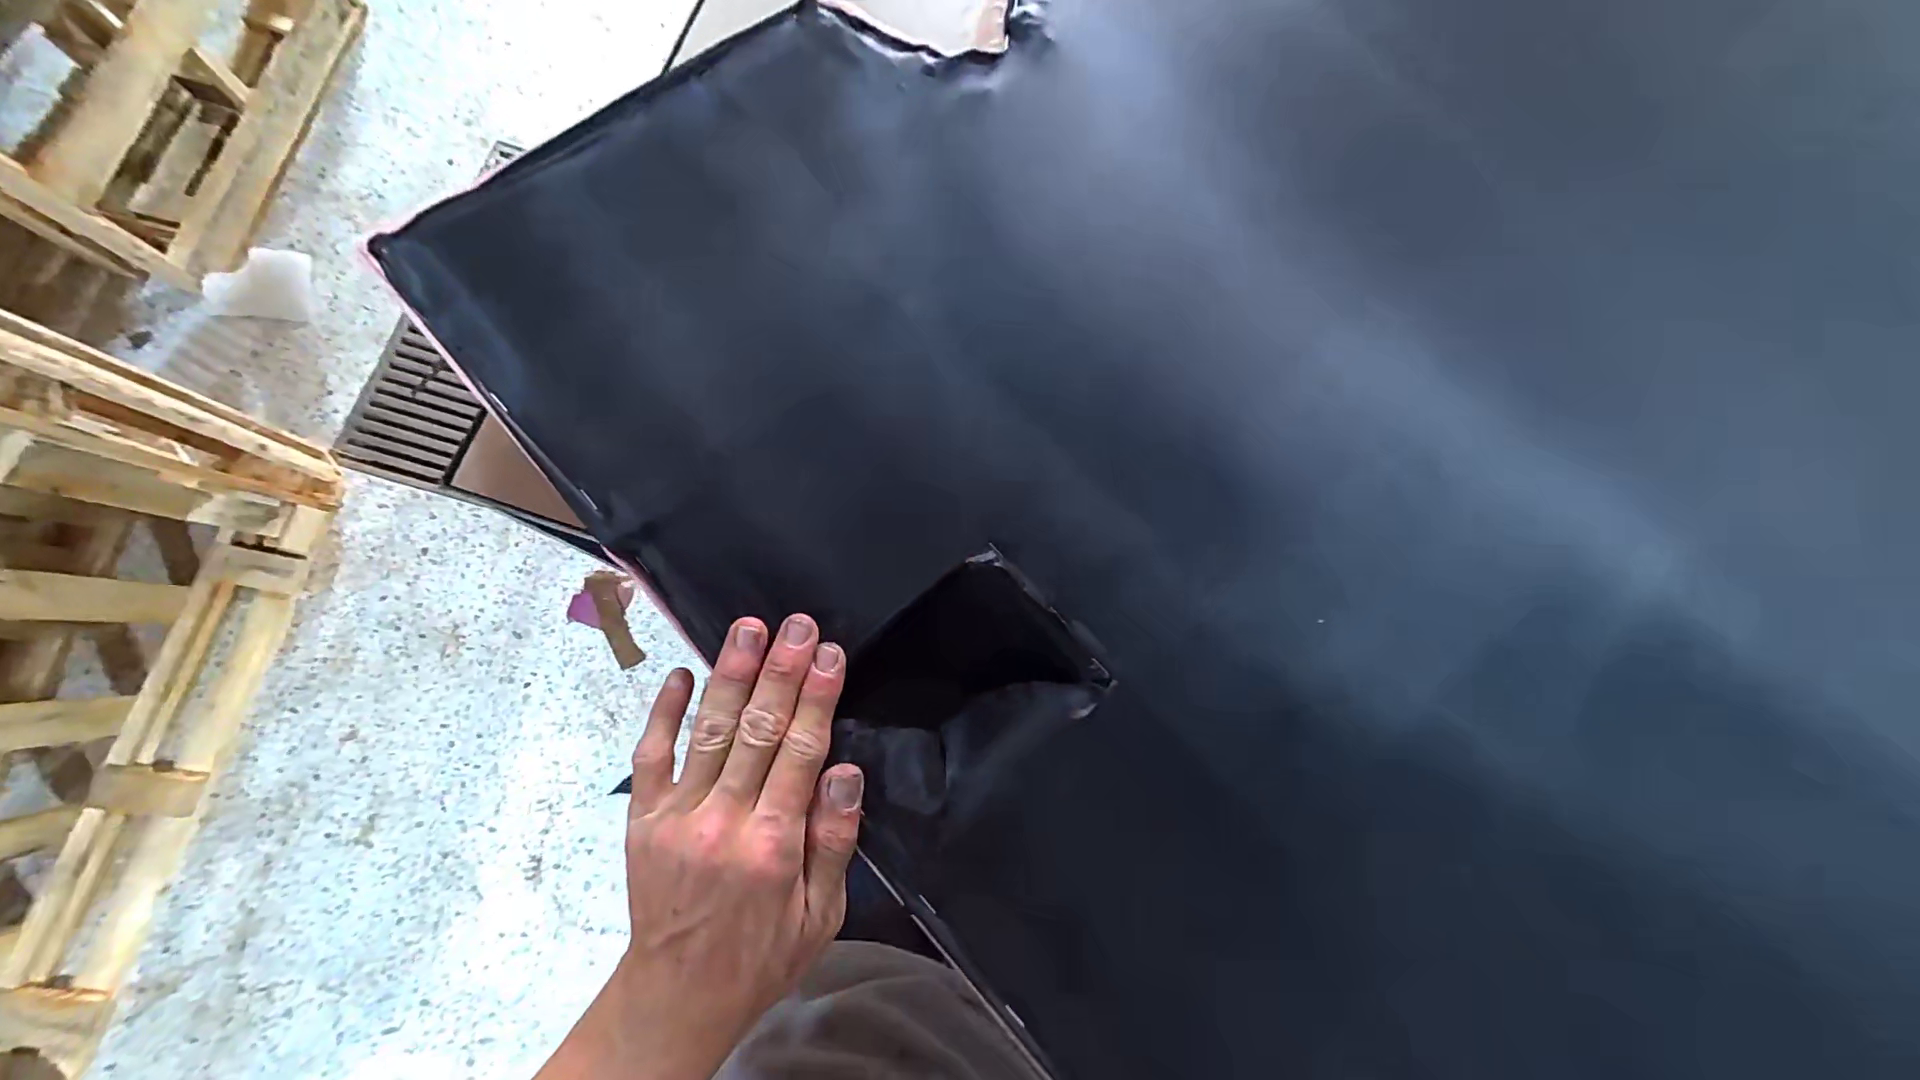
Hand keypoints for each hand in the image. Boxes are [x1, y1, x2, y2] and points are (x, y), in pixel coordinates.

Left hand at [537, 613, 864, 1079]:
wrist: (674, 999)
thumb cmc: (760, 956)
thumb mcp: (822, 915)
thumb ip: (835, 841)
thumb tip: (844, 774)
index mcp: (773, 845)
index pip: (801, 751)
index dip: (817, 697)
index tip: (828, 653)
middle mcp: (723, 821)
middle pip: (758, 729)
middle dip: (781, 670)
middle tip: (797, 624)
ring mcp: (677, 816)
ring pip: (710, 730)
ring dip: (731, 674)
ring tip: (747, 629)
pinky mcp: (643, 818)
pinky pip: (651, 755)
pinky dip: (664, 713)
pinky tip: (679, 674)